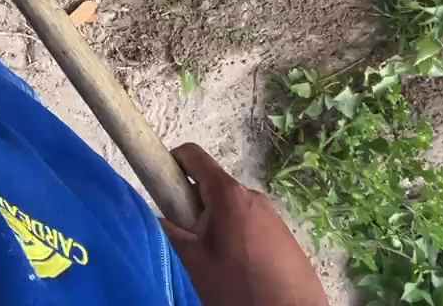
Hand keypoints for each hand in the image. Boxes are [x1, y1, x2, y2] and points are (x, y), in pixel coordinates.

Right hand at [160, 144, 326, 305]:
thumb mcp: (193, 260)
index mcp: (228, 194)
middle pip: (212, 186)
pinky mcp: (287, 238)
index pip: (192, 155)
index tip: (164, 188)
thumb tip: (155, 215)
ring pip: (232, 208)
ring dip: (218, 224)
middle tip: (192, 239)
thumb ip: (169, 230)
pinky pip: (253, 225)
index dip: (172, 162)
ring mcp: (274, 216)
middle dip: (195, 205)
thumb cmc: (239, 287)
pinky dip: (240, 237)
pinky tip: (242, 269)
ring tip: (218, 260)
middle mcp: (253, 196)